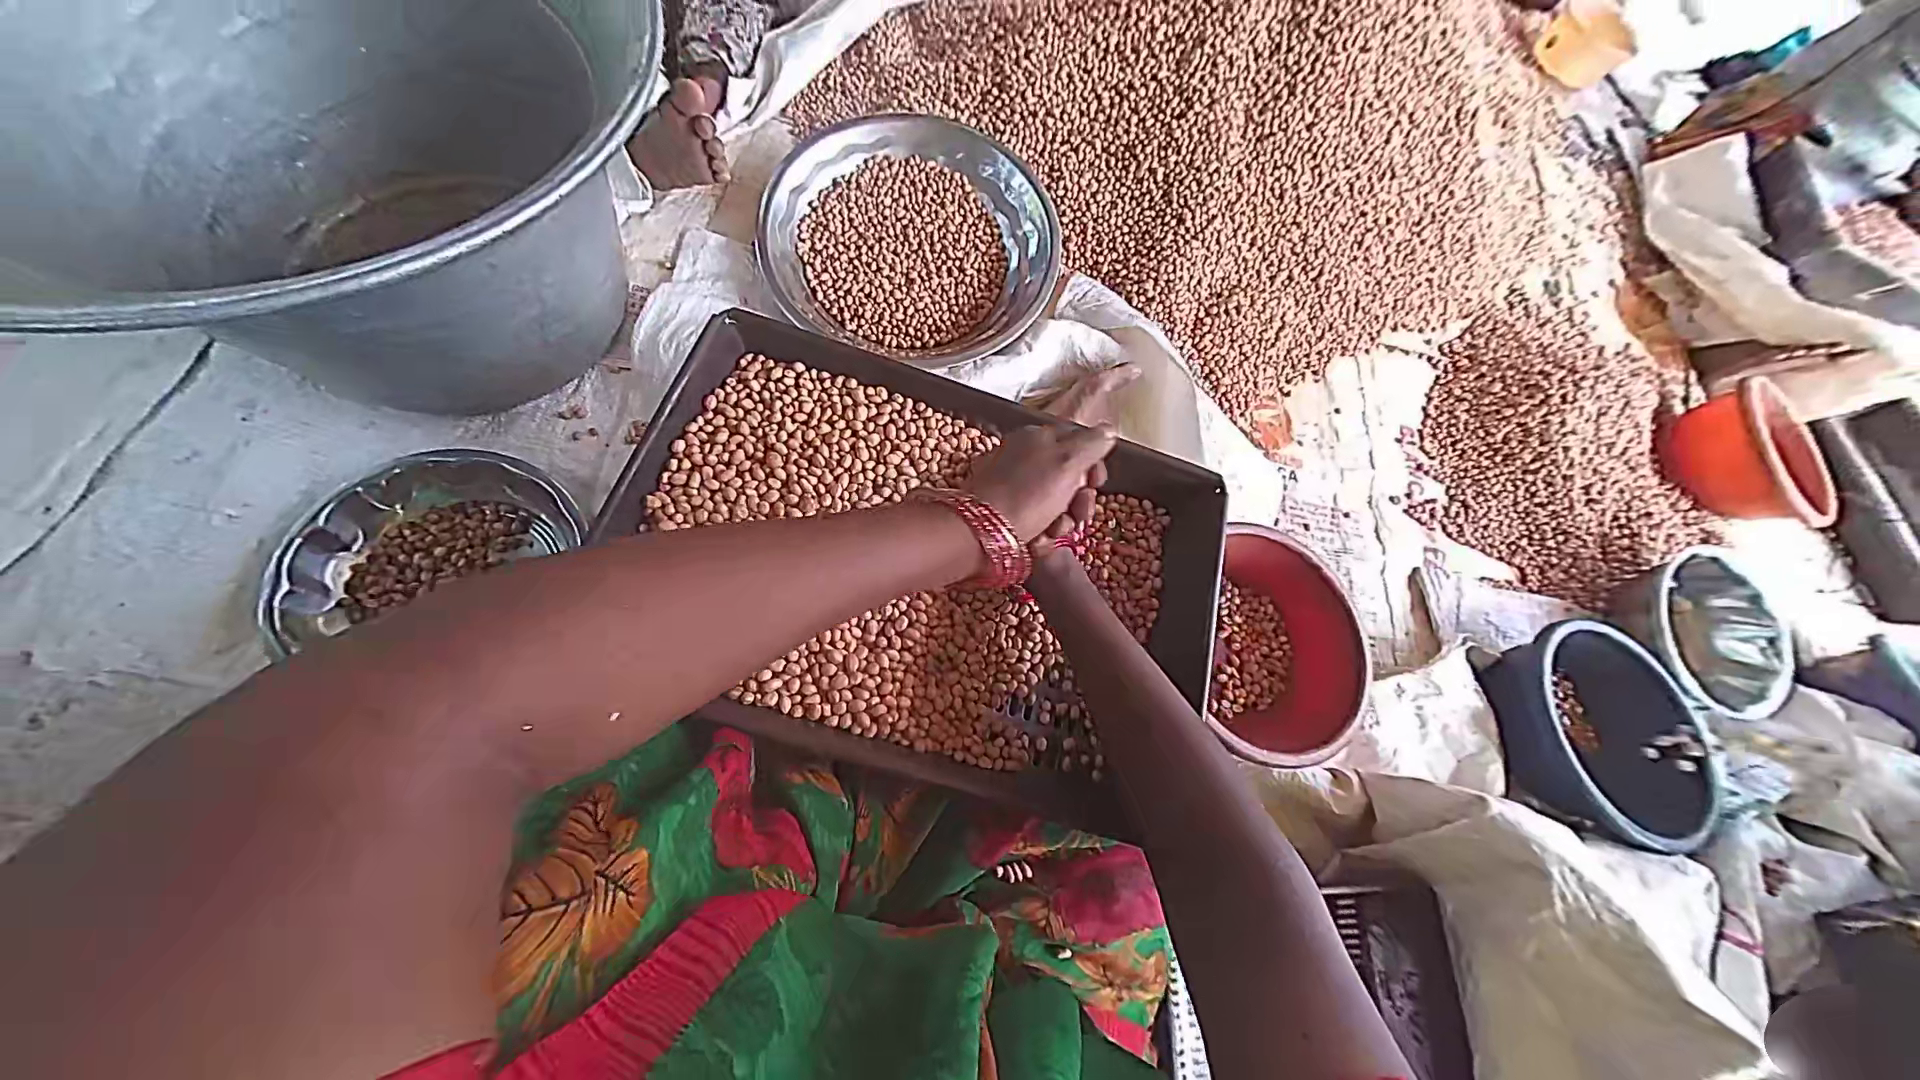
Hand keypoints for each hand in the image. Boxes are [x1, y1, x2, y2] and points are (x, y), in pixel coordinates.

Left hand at [964, 422, 1115, 543]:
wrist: (979, 532)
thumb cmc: (1027, 494)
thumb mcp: (1067, 462)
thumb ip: (1092, 443)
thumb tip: (1108, 430)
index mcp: (1039, 438)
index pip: (1079, 442)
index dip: (1094, 465)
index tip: (1098, 484)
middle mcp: (1025, 458)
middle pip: (1069, 477)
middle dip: (1079, 501)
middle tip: (1079, 517)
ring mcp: (1014, 486)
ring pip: (1055, 503)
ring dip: (1063, 522)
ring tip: (1054, 532)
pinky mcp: (1006, 512)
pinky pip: (1035, 520)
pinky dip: (1042, 533)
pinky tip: (1038, 540)